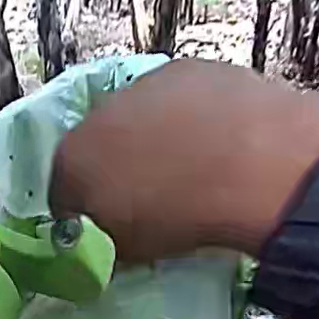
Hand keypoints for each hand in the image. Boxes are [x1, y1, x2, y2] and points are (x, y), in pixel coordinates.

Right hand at [49, 60, 318, 263]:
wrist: (256, 167)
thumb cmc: (178, 218)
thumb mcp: (126, 251)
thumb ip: (101, 242)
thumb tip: (103, 241)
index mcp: (70, 161)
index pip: (62, 193)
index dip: (82, 214)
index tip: (105, 230)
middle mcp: (96, 114)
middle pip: (97, 149)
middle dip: (114, 171)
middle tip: (145, 200)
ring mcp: (145, 85)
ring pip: (136, 120)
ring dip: (150, 141)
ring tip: (185, 172)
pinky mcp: (191, 67)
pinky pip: (177, 102)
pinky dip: (186, 119)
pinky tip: (212, 144)